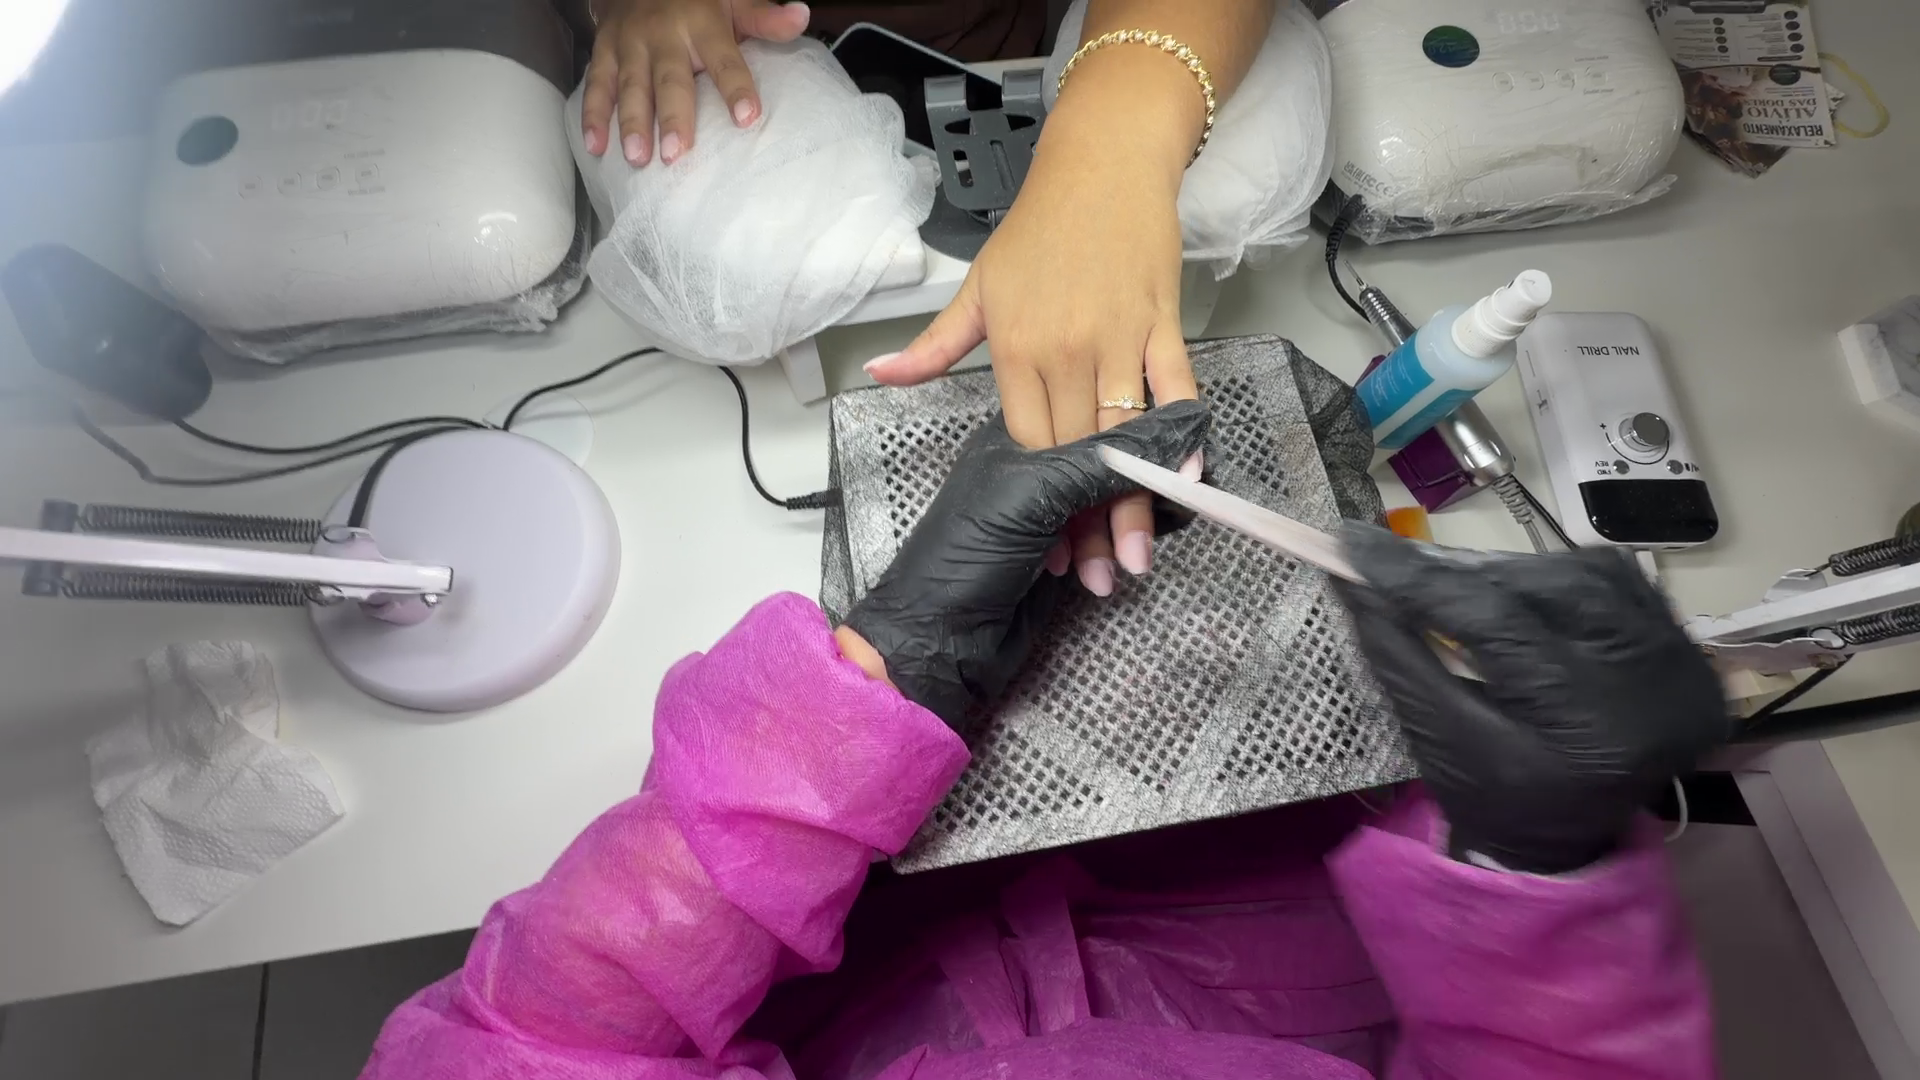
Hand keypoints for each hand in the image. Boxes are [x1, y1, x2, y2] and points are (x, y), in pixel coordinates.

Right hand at [581, 0, 809, 165]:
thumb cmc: (699, 0)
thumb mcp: (732, 0)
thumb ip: (763, 17)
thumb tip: (801, 17)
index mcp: (701, 23)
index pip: (723, 59)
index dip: (735, 87)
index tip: (747, 117)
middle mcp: (662, 33)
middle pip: (669, 80)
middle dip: (672, 117)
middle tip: (675, 154)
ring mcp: (629, 43)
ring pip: (629, 86)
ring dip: (631, 123)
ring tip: (637, 158)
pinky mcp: (605, 51)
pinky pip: (597, 84)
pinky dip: (593, 115)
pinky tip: (596, 147)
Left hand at [845, 400, 1209, 728]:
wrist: (940, 635)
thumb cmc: (974, 549)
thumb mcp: (1037, 491)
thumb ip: (1109, 457)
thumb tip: (1187, 423)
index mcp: (1020, 430)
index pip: (1097, 411)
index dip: (1143, 429)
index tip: (1184, 456)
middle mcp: (1037, 462)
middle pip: (1113, 455)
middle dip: (1140, 488)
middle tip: (1169, 509)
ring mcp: (1050, 508)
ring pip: (1114, 497)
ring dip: (1127, 528)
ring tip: (1132, 561)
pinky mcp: (1062, 548)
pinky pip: (1106, 533)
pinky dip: (1116, 550)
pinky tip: (1117, 570)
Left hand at [865, 71, 1199, 597]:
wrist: (1100, 164)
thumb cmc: (1034, 232)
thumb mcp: (974, 289)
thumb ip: (933, 345)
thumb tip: (878, 370)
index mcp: (1014, 352)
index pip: (1026, 446)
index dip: (1037, 504)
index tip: (1047, 551)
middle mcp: (1064, 352)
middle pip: (1073, 455)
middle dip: (1086, 522)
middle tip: (1097, 577)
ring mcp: (1117, 338)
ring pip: (1123, 435)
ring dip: (1133, 501)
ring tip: (1135, 558)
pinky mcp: (1162, 324)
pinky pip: (1175, 387)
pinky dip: (1181, 433)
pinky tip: (1185, 480)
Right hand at [1331, 526, 1732, 873]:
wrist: (1558, 837)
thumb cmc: (1484, 793)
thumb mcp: (1429, 726)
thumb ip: (1391, 644)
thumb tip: (1348, 573)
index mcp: (1587, 721)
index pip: (1492, 620)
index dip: (1416, 577)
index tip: (1354, 543)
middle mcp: (1656, 684)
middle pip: (1546, 586)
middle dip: (1462, 568)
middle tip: (1398, 561)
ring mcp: (1684, 664)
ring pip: (1583, 572)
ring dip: (1506, 568)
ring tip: (1448, 579)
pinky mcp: (1686, 651)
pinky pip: (1614, 581)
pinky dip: (1553, 574)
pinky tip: (1511, 590)